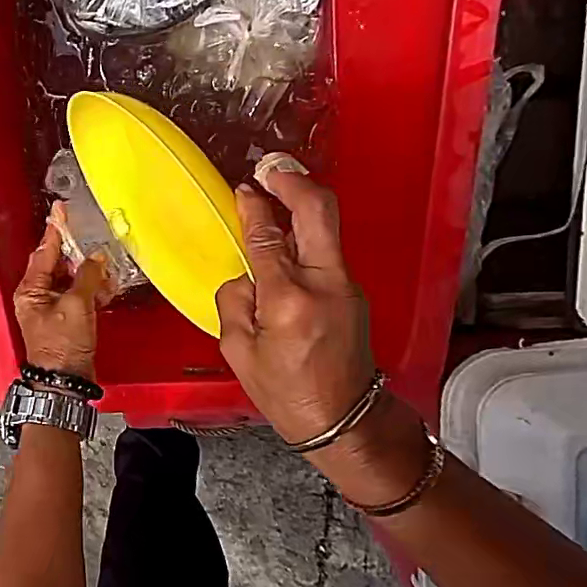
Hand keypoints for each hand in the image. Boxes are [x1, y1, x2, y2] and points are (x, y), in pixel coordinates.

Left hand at [14, 221, 108, 379]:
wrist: (65, 380)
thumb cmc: (63, 344)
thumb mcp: (77, 305)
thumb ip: (88, 277)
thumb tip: (96, 257)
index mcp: (31, 288)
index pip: (44, 251)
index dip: (55, 230)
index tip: (60, 209)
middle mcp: (37, 295)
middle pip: (57, 263)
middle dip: (77, 254)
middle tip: (93, 241)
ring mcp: (50, 307)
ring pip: (70, 279)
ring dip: (88, 274)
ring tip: (106, 270)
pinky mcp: (64, 319)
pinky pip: (77, 295)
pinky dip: (92, 290)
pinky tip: (106, 289)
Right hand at [215, 155, 375, 442]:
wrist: (345, 419)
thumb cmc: (284, 392)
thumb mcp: (238, 350)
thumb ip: (234, 302)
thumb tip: (243, 276)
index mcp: (288, 300)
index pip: (267, 238)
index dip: (253, 207)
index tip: (244, 189)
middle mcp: (324, 284)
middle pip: (318, 213)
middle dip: (295, 182)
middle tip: (273, 167)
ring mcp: (345, 287)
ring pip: (326, 229)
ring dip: (302, 205)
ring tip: (276, 193)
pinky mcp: (352, 293)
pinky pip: (325, 253)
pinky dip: (305, 235)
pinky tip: (285, 239)